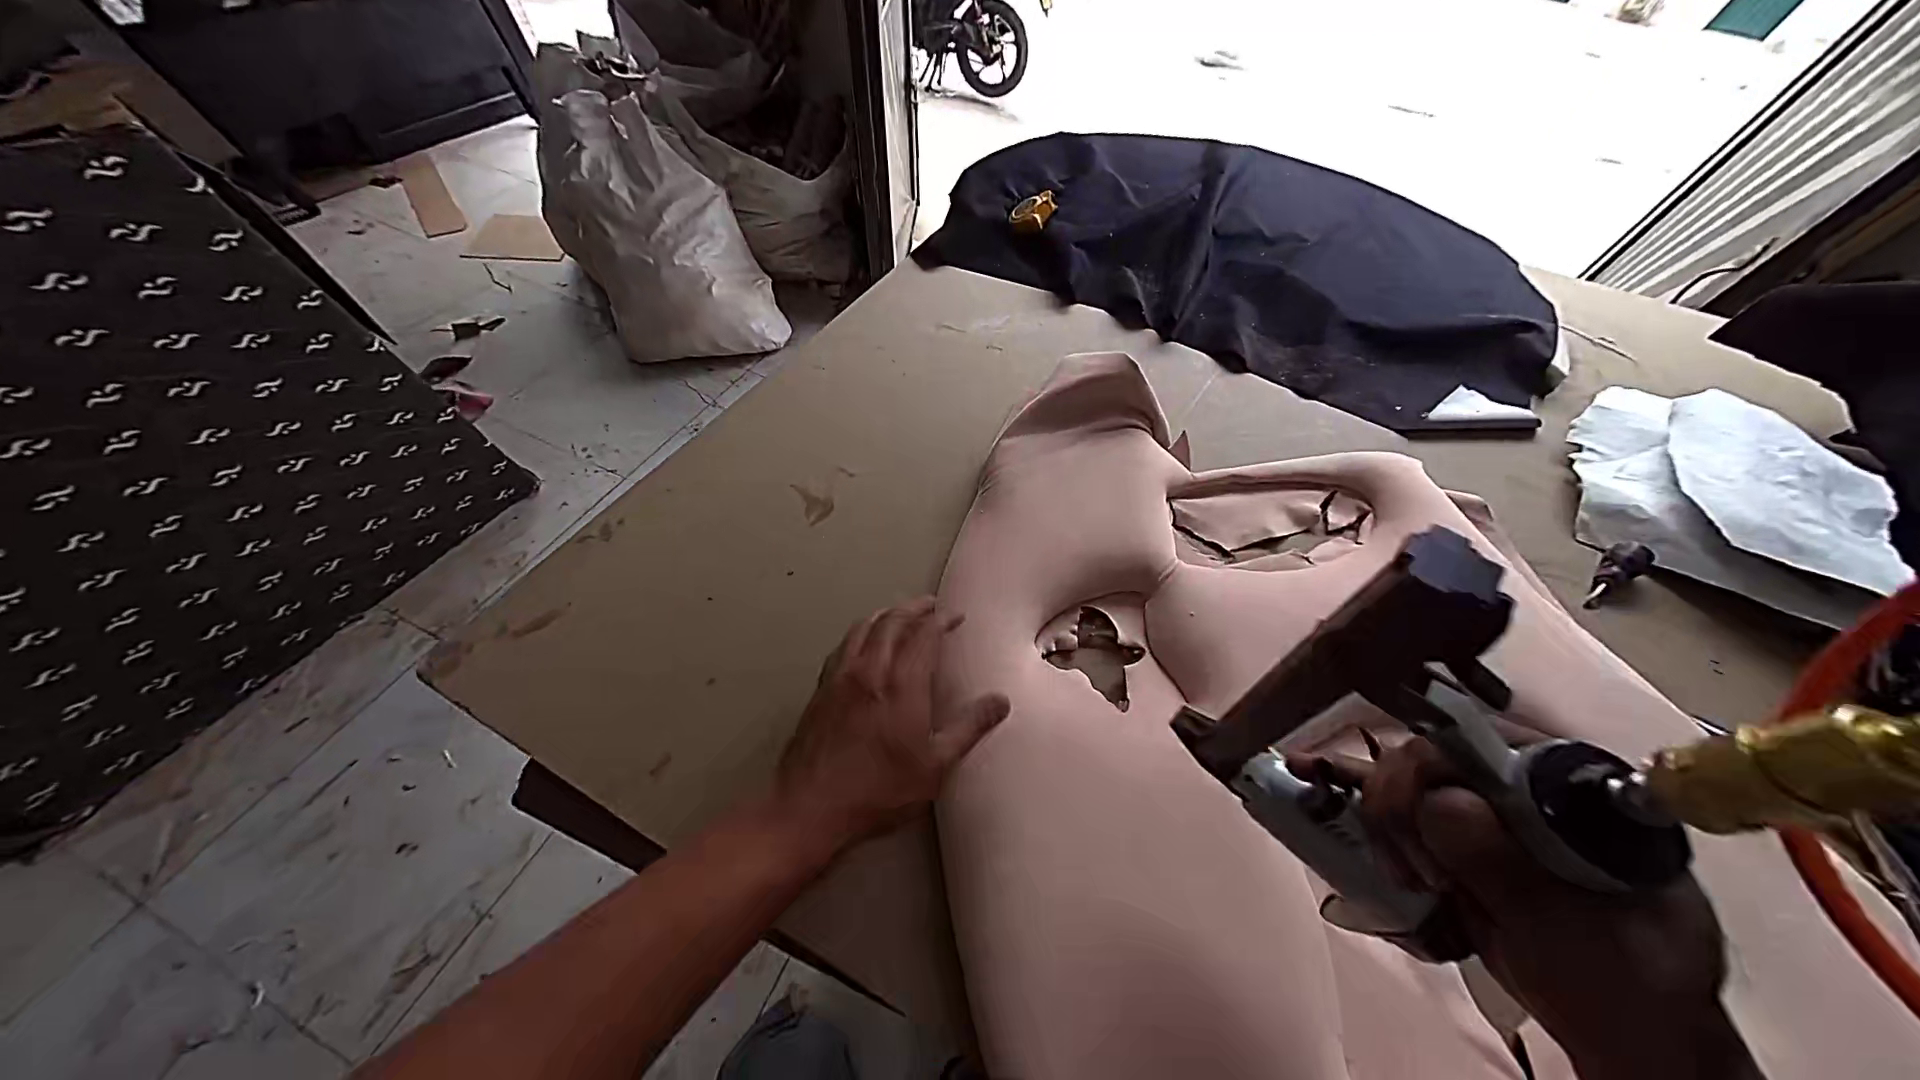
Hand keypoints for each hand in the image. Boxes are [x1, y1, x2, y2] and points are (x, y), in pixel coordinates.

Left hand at [774, 597, 1009, 848]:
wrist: (810, 806)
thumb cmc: (878, 790)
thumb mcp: (935, 766)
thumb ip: (969, 728)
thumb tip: (999, 702)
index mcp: (901, 684)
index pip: (924, 635)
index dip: (941, 620)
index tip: (954, 617)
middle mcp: (869, 670)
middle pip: (892, 621)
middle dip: (914, 608)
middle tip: (930, 606)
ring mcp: (841, 677)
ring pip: (864, 628)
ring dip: (886, 614)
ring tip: (899, 614)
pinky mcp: (821, 689)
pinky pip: (843, 645)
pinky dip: (860, 633)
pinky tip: (862, 642)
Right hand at [1293, 740, 1758, 1079]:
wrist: (1617, 1028)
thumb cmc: (1620, 983)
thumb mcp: (1574, 930)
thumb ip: (1507, 864)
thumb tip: (1437, 800)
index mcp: (1566, 786)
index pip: (1479, 742)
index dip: (1431, 771)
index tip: (1416, 831)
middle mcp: (1516, 780)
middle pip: (1424, 754)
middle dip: (1398, 806)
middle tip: (1409, 869)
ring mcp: (1476, 803)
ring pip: (1396, 776)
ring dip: (1373, 814)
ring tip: (1388, 864)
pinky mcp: (1443, 829)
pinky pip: (1387, 802)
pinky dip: (1347, 793)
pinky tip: (1308, 777)